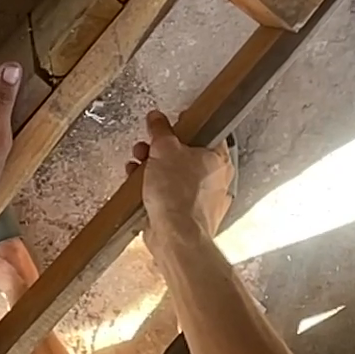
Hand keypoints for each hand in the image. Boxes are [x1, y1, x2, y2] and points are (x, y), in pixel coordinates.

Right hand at [127, 111, 232, 239]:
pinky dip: (153, 189)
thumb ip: (160, 130)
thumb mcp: (164, 149)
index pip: (205, 133)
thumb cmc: (178, 193)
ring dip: (152, 168)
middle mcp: (215, 179)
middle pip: (185, 154)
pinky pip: (168, 194)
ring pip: (174, 175)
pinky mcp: (186, 215)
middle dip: (160, 149)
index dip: (184, 126)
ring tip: (136, 166)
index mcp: (218, 159)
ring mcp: (201, 199)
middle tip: (146, 147)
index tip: (168, 125)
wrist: (175, 236)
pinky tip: (137, 186)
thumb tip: (156, 117)